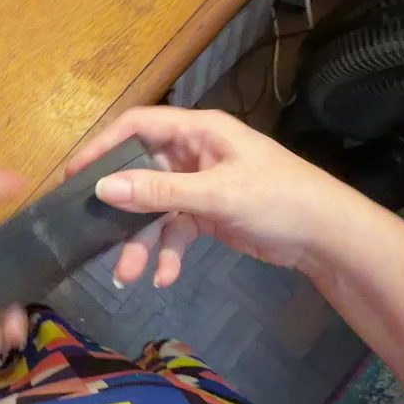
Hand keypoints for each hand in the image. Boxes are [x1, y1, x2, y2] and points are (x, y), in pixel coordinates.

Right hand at [65, 107, 366, 287]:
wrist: (328, 237)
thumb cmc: (278, 199)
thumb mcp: (216, 195)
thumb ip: (159, 192)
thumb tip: (102, 187)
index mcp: (199, 132)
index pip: (139, 126)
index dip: (104, 145)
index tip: (75, 174)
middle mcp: (195, 153)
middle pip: (142, 173)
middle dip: (122, 208)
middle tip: (91, 231)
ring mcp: (200, 184)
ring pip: (156, 208)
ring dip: (142, 240)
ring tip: (129, 274)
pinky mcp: (208, 213)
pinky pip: (175, 229)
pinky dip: (168, 252)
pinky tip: (166, 277)